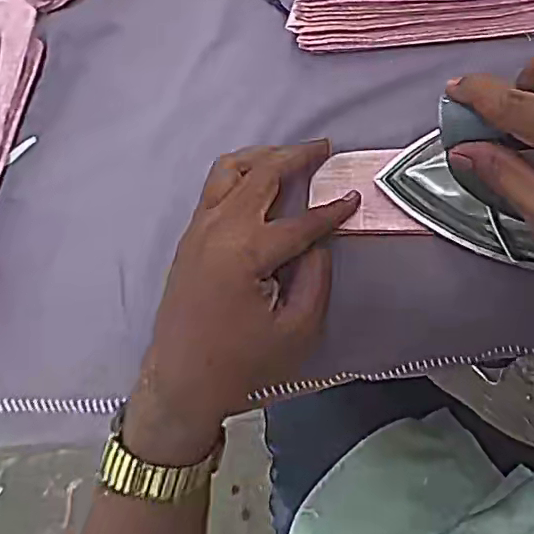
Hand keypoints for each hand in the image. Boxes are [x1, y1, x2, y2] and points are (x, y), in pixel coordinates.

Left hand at [126, 141, 358, 464]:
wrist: (178, 385)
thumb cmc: (241, 364)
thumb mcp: (297, 329)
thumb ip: (316, 277)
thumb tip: (320, 241)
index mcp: (246, 252)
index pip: (301, 220)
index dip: (333, 209)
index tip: (354, 197)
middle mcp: (219, 229)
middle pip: (261, 174)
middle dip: (297, 156)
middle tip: (324, 148)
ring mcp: (199, 229)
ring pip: (230, 169)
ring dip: (264, 156)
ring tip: (291, 156)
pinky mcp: (189, 236)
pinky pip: (215, 186)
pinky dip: (242, 171)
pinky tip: (260, 180)